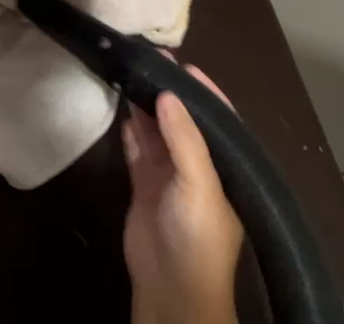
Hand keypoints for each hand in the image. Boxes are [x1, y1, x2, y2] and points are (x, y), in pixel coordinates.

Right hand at [123, 65, 244, 323]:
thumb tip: (169, 95)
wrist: (170, 286)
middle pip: (183, 121)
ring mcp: (168, 175)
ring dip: (145, 105)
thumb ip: (184, 139)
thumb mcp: (199, 184)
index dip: (203, 91)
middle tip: (149, 57)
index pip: (218, 120)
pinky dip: (129, 127)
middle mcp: (198, 166)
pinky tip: (120, 102)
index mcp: (223, 167)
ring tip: (130, 71)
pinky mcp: (143, 184)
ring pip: (157, 130)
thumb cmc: (198, 235)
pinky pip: (136, 147)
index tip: (183, 63)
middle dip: (169, 92)